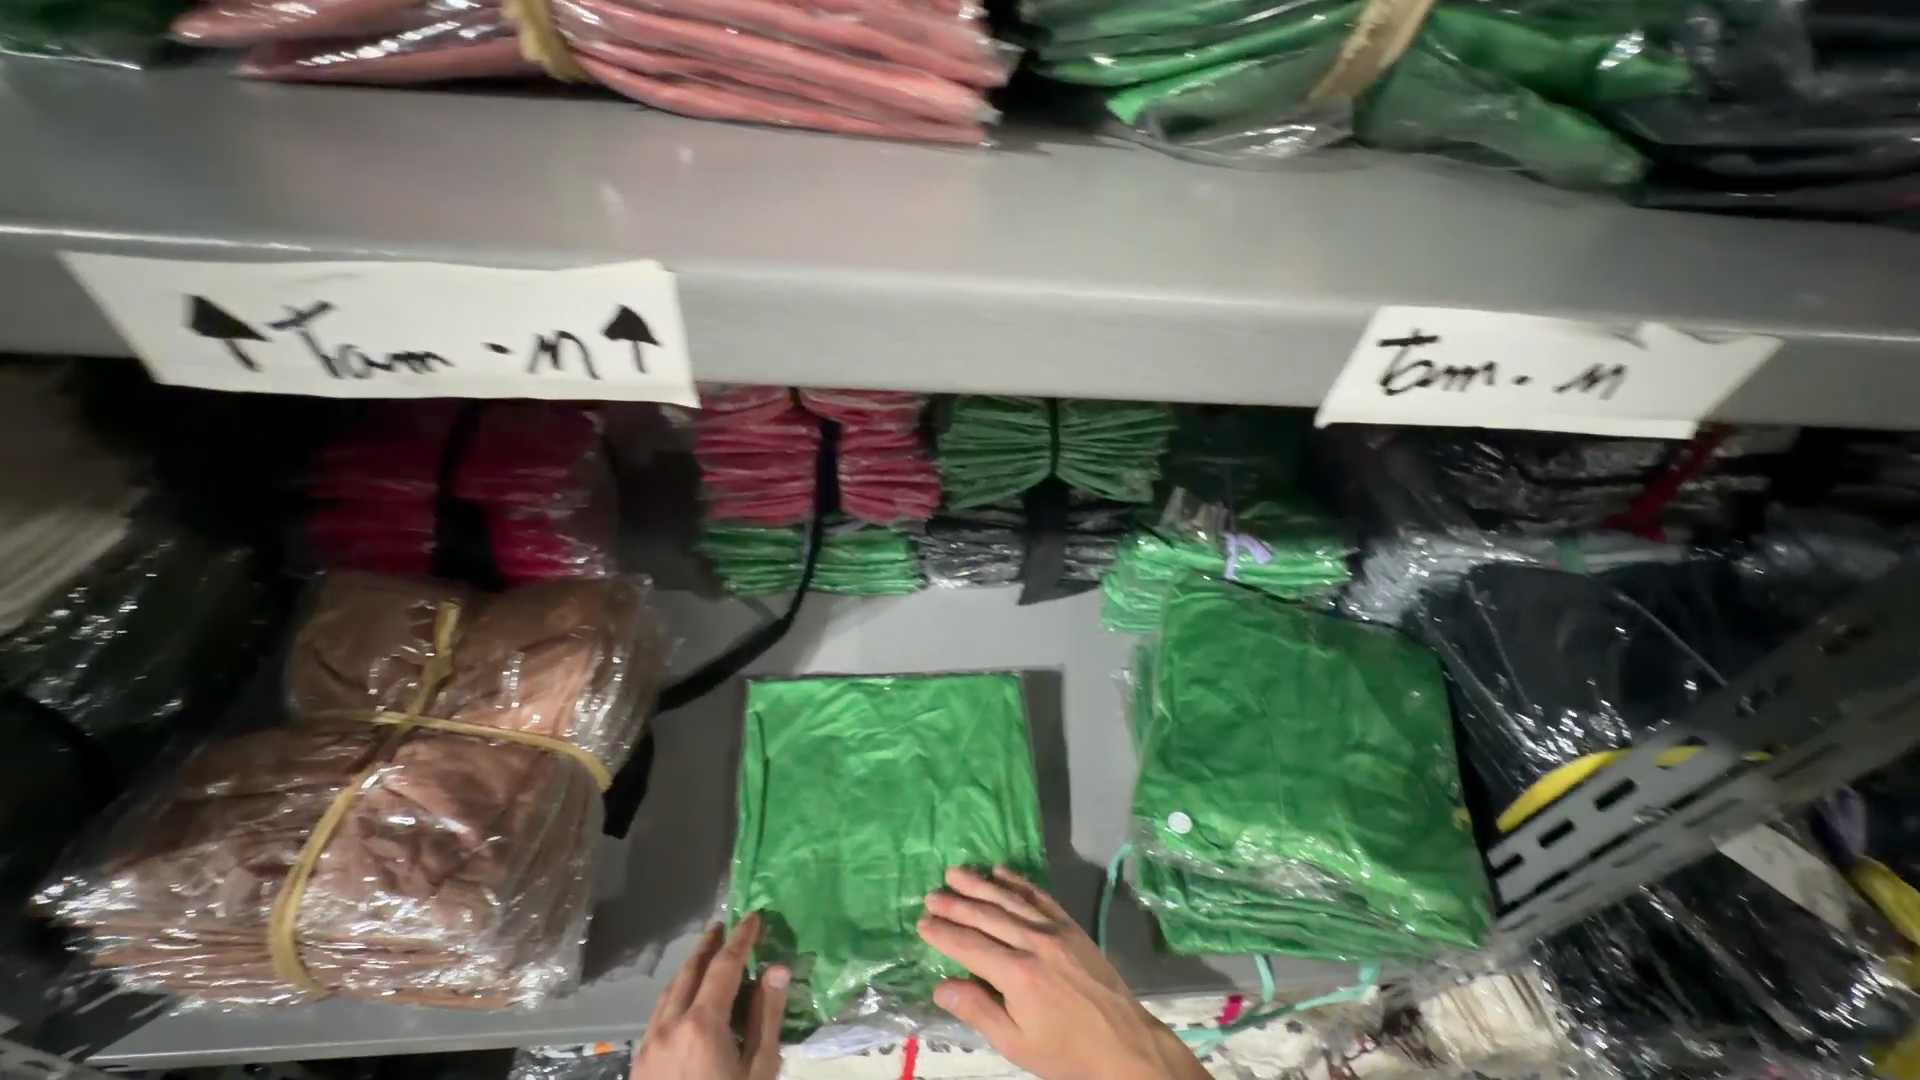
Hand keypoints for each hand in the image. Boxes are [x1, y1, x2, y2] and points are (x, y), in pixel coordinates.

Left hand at [632, 913, 789, 1079]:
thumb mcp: (759, 1071)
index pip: (725, 966)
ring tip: (707, 957)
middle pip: (689, 972)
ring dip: (689, 969)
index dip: (741, 939)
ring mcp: (648, 1047)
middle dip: (709, 946)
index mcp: (702, 1024)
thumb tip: (776, 968)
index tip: (754, 917)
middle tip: (725, 927)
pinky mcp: (639, 1067)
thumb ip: (766, 1017)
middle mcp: (669, 1026)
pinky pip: (658, 1016)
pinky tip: (685, 1002)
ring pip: (668, 994)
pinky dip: (675, 996)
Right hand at [917, 867, 1207, 1079]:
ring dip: (980, 885)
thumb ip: (978, 1011)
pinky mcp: (1071, 926)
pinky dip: (1018, 882)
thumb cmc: (1066, 1051)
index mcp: (1017, 974)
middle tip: (931, 895)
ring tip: (955, 873)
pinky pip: (1039, 896)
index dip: (943, 934)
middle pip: (987, 916)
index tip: (922, 923)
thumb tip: (941, 986)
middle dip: (956, 904)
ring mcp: (1055, 930)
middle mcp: (1034, 942)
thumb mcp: (1016, 1044)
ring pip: (1010, 900)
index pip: (969, 946)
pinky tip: (1000, 872)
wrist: (1123, 1043)